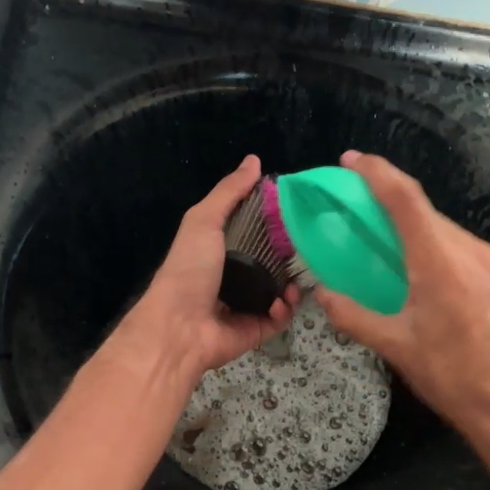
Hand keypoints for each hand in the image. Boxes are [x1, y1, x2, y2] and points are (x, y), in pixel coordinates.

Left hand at [115, 154, 297, 383]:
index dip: (275, 222)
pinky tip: (281, 302)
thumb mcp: (205, 220)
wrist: (179, 327)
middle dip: (292, 256)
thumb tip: (254, 161)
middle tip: (309, 248)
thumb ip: (229, 192)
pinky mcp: (256, 329)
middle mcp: (235, 276)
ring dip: (292, 284)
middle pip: (273, 261)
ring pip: (281, 290)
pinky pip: (280, 317)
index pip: (255, 232)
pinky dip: (285, 309)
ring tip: (295, 281)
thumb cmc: (189, 269)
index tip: (297, 213)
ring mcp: (246, 304)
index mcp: (221, 250)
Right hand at [314, 151, 489, 438]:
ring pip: (443, 226)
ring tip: (383, 232)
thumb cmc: (447, 375)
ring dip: (412, 221)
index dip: (377, 173)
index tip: (351, 161)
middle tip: (357, 199)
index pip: (406, 200)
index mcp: (439, 264)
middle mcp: (469, 252)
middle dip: (389, 197)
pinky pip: (460, 245)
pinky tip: (418, 261)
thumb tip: (322, 294)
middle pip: (424, 210)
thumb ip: (352, 315)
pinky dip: (432, 241)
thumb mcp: (393, 346)